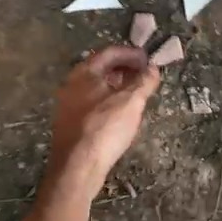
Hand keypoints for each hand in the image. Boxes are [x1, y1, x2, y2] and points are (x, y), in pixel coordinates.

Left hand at [47, 46, 161, 188]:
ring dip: (117, 85)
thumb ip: (144, 81)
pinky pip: (91, 103)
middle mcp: (72, 83)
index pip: (110, 52)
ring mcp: (68, 104)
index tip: (149, 60)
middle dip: (125, 69)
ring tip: (135, 94)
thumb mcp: (131, 102)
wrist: (76, 168)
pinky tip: (119, 114)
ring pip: (96, 87)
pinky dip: (107, 101)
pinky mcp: (69, 123)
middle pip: (101, 67)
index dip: (132, 53)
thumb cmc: (104, 128)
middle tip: (144, 76)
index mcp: (85, 72)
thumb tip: (153, 68)